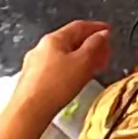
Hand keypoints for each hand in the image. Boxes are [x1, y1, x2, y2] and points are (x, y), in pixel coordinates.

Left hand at [0, 20, 110, 138]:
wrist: (28, 112)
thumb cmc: (57, 85)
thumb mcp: (82, 62)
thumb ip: (94, 45)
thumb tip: (103, 33)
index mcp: (54, 39)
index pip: (79, 26)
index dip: (97, 27)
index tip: (110, 30)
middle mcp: (42, 47)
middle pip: (71, 40)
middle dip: (91, 44)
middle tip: (106, 50)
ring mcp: (35, 64)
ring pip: (64, 55)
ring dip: (82, 57)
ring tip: (96, 65)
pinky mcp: (32, 80)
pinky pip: (57, 68)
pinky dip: (72, 68)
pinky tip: (78, 77)